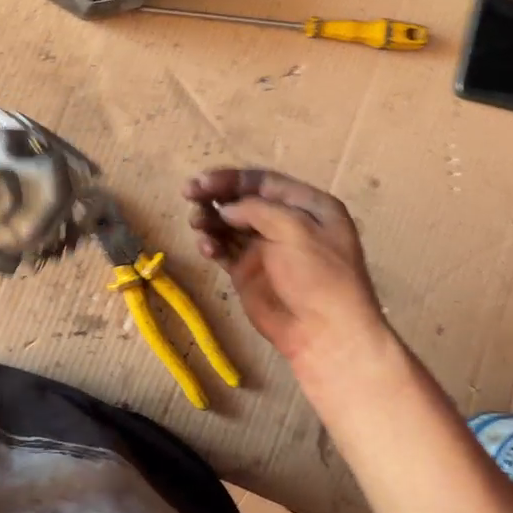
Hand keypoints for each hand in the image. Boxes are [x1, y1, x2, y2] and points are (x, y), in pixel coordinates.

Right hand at [183, 168, 389, 367]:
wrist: (324, 333)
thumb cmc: (318, 276)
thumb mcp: (295, 230)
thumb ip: (258, 210)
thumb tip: (225, 209)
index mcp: (307, 207)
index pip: (262, 181)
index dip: (231, 179)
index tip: (201, 181)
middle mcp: (284, 223)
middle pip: (241, 200)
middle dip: (214, 196)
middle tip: (188, 195)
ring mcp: (264, 248)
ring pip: (228, 223)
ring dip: (209, 219)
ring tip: (197, 225)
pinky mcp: (247, 271)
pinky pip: (223, 248)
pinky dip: (211, 244)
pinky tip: (206, 249)